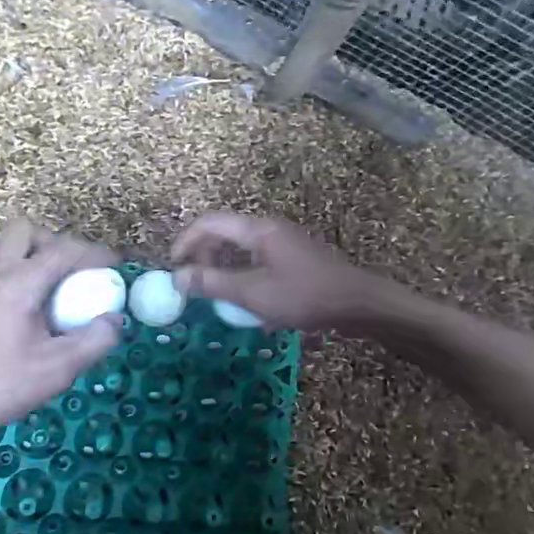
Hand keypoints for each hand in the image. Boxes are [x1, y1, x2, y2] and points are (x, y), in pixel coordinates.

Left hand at [0, 220, 122, 461]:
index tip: (116, 268)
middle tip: (74, 279)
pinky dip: (14, 281)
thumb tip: (113, 319)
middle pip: (26, 232)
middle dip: (56, 245)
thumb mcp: (54, 371)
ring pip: (5, 252)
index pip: (64, 250)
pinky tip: (21, 322)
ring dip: (33, 262)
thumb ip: (93, 341)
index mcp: (19, 283)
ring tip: (50, 303)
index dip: (96, 254)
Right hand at [171, 212, 382, 331]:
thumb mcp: (253, 294)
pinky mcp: (294, 261)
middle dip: (204, 258)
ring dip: (225, 273)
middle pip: (224, 234)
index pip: (209, 223)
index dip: (185, 242)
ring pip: (242, 251)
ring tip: (221, 300)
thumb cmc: (305, 296)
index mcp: (258, 230)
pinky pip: (259, 264)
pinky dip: (246, 281)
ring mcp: (284, 244)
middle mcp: (269, 230)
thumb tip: (177, 277)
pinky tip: (252, 310)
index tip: (174, 269)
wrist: (359, 304)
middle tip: (196, 287)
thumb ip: (213, 284)